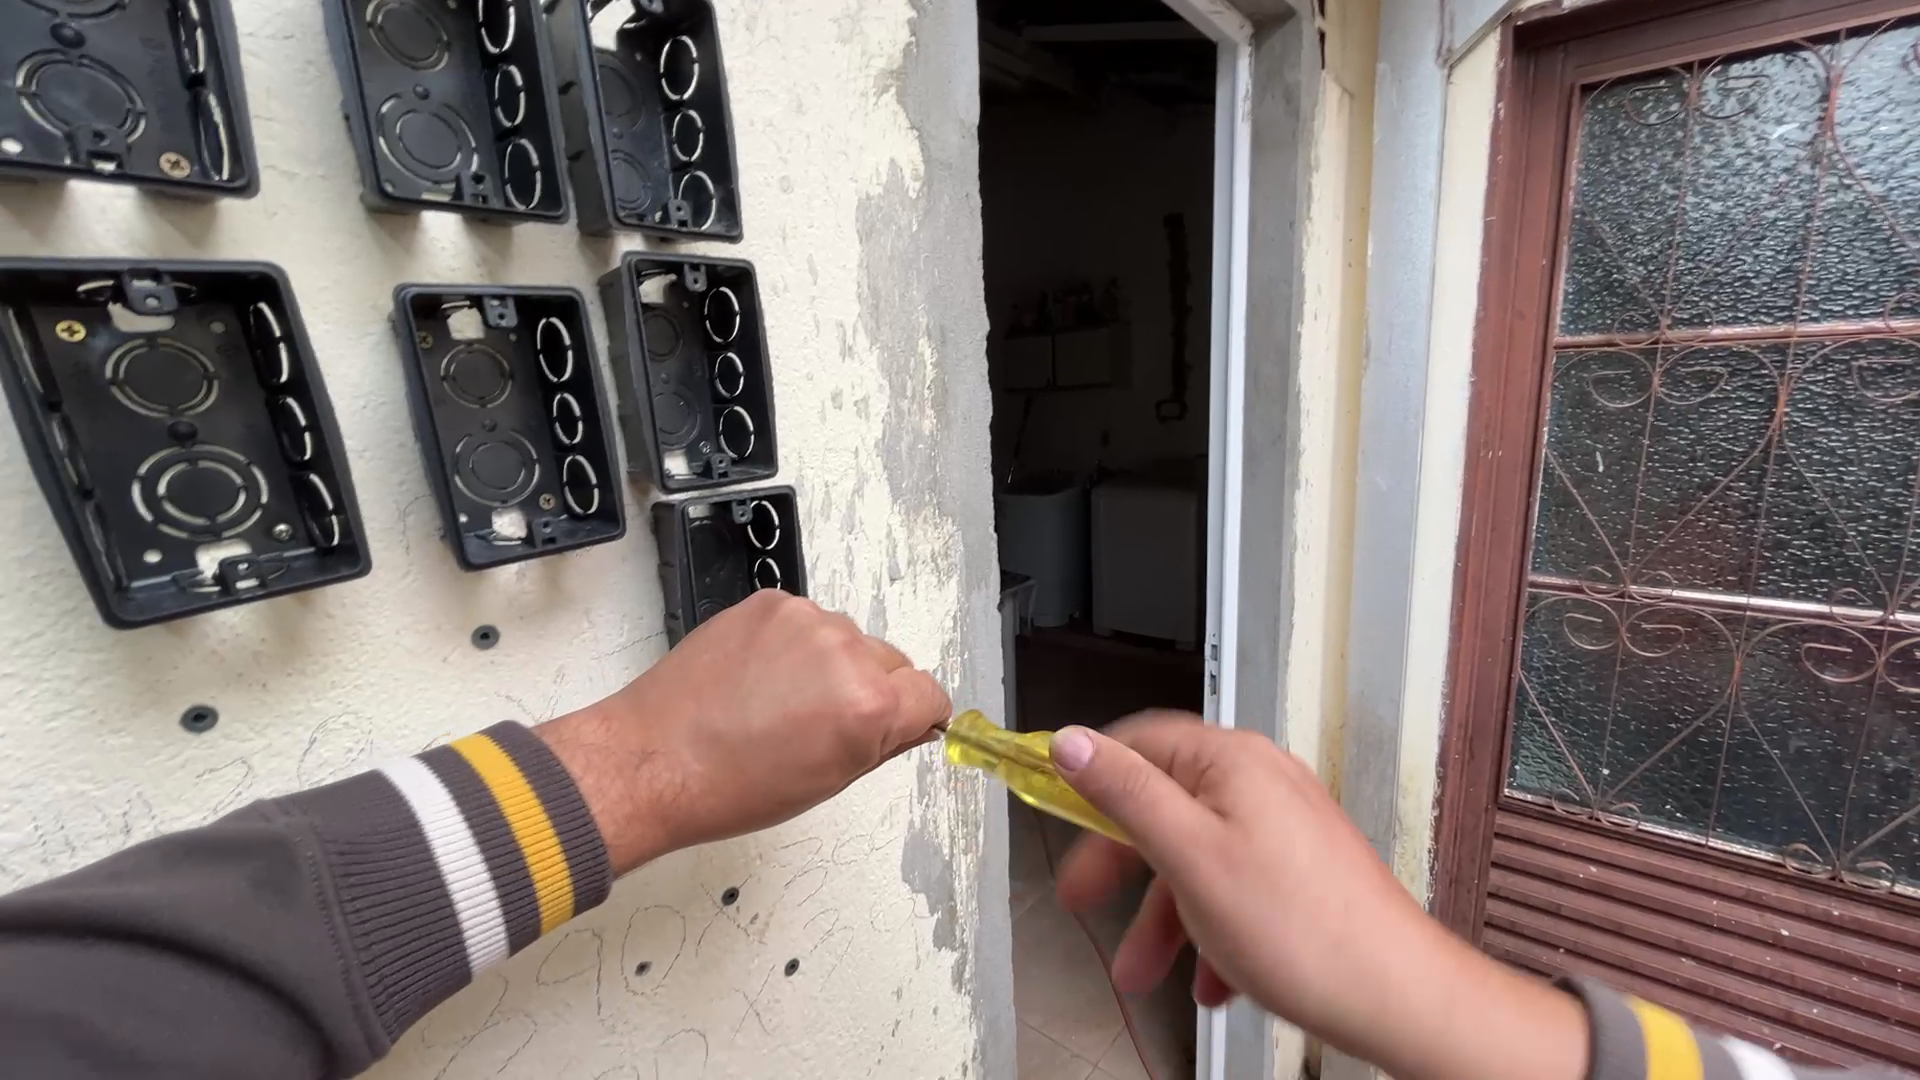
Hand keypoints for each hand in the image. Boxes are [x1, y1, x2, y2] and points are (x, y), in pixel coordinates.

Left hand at [537, 590, 950, 873]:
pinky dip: (796, 643)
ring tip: (783, 697)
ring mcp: (806, 620)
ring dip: (831, 663)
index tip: (904, 720)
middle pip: (892, 661)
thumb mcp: (828, 780)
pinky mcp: (772, 602)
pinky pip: (808, 621)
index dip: (919, 713)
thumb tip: (914, 721)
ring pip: (848, 639)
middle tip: (825, 718)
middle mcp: (845, 652)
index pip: (931, 693)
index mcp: (867, 706)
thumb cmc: (730, 785)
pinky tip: (763, 675)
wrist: (653, 758)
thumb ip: (884, 743)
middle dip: (872, 688)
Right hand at [1049, 714, 1587, 1079]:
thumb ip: (1124, 792)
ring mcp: (1280, 822)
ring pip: (1194, 853)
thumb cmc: (1299, 930)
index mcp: (1228, 761)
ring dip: (1161, 909)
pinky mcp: (1297, 864)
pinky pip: (1231, 880)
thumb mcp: (1188, 857)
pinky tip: (1208, 977)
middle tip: (1084, 899)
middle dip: (1120, 860)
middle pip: (1162, 803)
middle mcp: (1256, 778)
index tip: (1057, 805)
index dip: (1090, 774)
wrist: (1408, 1003)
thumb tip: (1071, 741)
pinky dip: (1206, 922)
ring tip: (1140, 971)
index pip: (1137, 742)